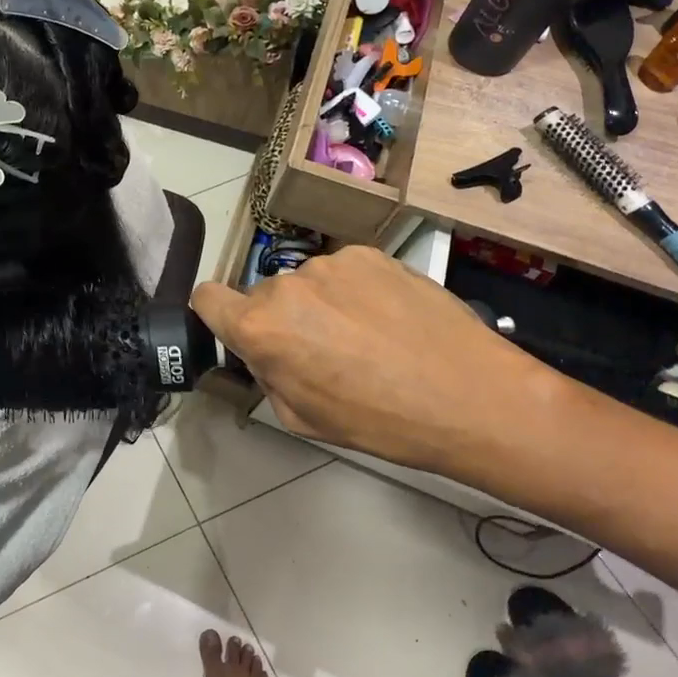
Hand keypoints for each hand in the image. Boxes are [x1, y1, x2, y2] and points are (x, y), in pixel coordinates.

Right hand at [191, 245, 564, 472]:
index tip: (240, 333)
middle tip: (324, 352)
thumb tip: (268, 354)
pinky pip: (345, 272)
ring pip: (307, 284)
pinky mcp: (369, 254)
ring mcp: (330, 265)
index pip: (206, 298)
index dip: (217, 315)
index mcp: (260, 328)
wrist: (472, 397)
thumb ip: (268, 376)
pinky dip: (356, 291)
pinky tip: (390, 319)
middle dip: (283, 320)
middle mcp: (286, 286)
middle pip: (263, 295)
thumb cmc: (382, 422)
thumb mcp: (303, 419)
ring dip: (322, 305)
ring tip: (368, 337)